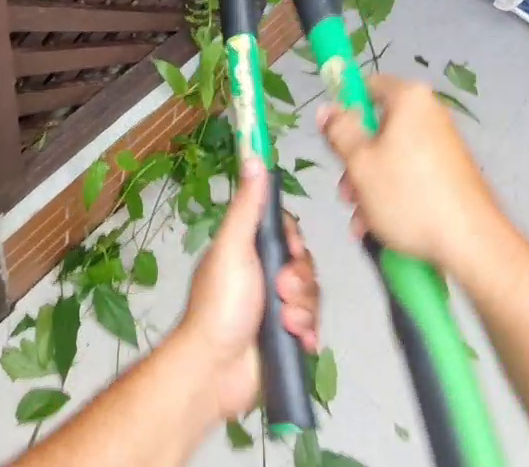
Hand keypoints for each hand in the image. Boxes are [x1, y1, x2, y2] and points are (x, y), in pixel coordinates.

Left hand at [176, 159, 320, 418]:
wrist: (216, 370)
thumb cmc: (221, 303)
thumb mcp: (233, 247)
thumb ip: (248, 206)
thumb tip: (253, 157)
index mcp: (248, 251)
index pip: (286, 233)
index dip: (294, 242)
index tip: (289, 251)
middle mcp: (263, 276)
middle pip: (303, 264)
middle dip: (299, 281)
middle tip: (282, 293)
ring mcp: (275, 308)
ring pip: (311, 295)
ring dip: (303, 309)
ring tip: (286, 322)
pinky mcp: (285, 337)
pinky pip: (312, 325)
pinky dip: (307, 332)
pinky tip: (298, 341)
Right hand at [320, 73, 502, 273]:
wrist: (471, 241)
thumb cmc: (409, 195)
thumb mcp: (361, 162)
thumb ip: (339, 131)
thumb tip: (327, 109)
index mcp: (410, 99)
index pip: (367, 86)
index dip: (344, 109)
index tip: (333, 138)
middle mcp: (429, 114)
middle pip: (377, 128)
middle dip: (356, 163)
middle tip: (347, 192)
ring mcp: (442, 145)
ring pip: (391, 158)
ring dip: (369, 187)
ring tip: (362, 221)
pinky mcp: (450, 173)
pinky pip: (410, 175)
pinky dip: (393, 196)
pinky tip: (380, 227)